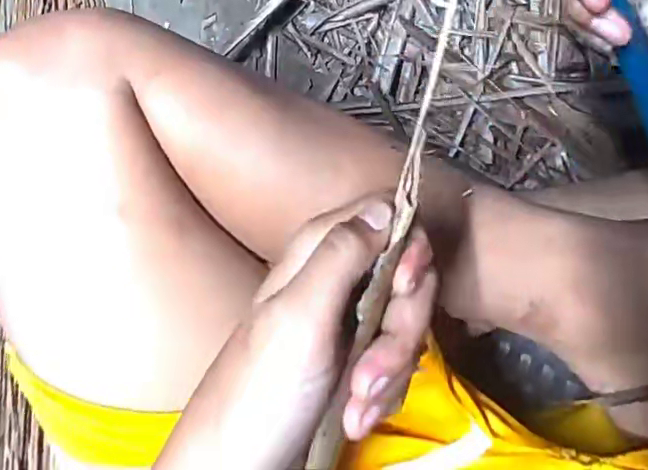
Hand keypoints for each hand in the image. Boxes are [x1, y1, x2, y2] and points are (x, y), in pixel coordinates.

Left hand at [156, 195, 436, 469]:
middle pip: (406, 272)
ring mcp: (347, 314)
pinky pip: (395, 358)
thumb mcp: (301, 313)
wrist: (238, 467)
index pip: (387, 212)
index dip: (409, 244)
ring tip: (357, 404)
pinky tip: (357, 414)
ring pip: (404, 319)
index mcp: (320, 246)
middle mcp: (337, 271)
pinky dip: (385, 390)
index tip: (405, 287)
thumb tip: (385, 204)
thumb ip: (342, 253)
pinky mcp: (355, 355)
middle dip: (401, 327)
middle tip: (371, 371)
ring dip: (391, 369)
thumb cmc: (261, 389)